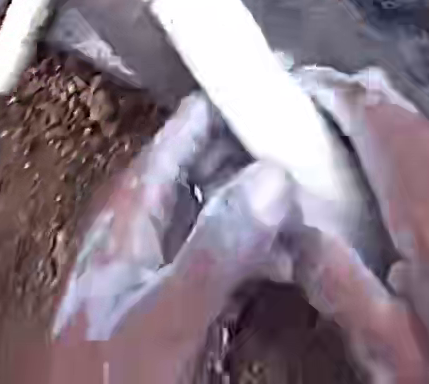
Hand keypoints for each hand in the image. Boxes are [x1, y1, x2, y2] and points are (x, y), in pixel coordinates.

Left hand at [43, 93, 298, 382]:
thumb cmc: (113, 381)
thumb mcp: (164, 314)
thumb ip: (215, 246)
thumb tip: (274, 172)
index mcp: (132, 207)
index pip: (184, 129)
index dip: (229, 100)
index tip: (282, 75)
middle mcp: (150, 221)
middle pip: (209, 162)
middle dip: (256, 145)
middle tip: (312, 129)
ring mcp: (167, 260)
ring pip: (223, 205)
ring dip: (265, 196)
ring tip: (316, 184)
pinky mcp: (182, 299)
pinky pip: (230, 252)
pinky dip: (263, 244)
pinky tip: (296, 251)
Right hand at [294, 67, 428, 383]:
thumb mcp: (398, 350)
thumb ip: (340, 286)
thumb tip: (290, 225)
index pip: (375, 116)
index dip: (333, 92)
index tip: (294, 85)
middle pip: (394, 105)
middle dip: (347, 98)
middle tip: (303, 108)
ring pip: (415, 115)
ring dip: (373, 113)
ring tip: (332, 127)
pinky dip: (399, 130)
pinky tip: (378, 157)